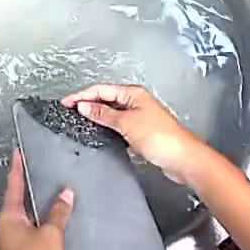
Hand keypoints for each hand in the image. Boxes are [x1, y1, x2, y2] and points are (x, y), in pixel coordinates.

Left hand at [0, 150, 73, 249]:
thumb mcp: (50, 235)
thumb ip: (58, 212)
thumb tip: (65, 195)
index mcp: (8, 218)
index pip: (13, 184)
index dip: (16, 167)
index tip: (17, 153)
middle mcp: (8, 229)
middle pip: (20, 201)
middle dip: (30, 187)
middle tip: (38, 168)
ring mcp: (17, 245)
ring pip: (30, 218)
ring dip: (42, 208)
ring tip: (55, 193)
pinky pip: (37, 234)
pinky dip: (47, 226)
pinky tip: (59, 225)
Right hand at [61, 84, 224, 186]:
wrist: (183, 159)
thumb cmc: (160, 137)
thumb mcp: (126, 123)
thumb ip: (103, 114)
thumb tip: (84, 106)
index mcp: (133, 93)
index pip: (100, 89)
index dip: (81, 95)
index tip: (65, 102)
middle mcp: (136, 101)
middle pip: (105, 98)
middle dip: (87, 103)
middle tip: (68, 110)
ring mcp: (138, 116)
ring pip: (111, 112)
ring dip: (96, 115)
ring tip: (78, 120)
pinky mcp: (140, 131)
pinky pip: (118, 124)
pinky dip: (106, 126)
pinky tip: (98, 132)